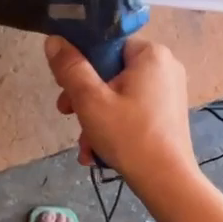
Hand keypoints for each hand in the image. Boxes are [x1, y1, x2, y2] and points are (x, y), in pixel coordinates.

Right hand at [45, 36, 195, 189]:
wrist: (166, 181)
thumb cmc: (128, 135)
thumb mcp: (90, 100)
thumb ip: (70, 68)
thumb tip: (53, 41)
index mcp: (151, 54)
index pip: (107, 45)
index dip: (81, 65)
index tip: (65, 89)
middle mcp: (165, 66)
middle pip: (110, 72)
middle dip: (85, 98)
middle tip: (69, 116)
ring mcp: (169, 91)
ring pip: (118, 95)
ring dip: (95, 118)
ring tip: (86, 145)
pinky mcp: (168, 113)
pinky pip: (132, 110)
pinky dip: (113, 126)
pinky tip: (99, 150)